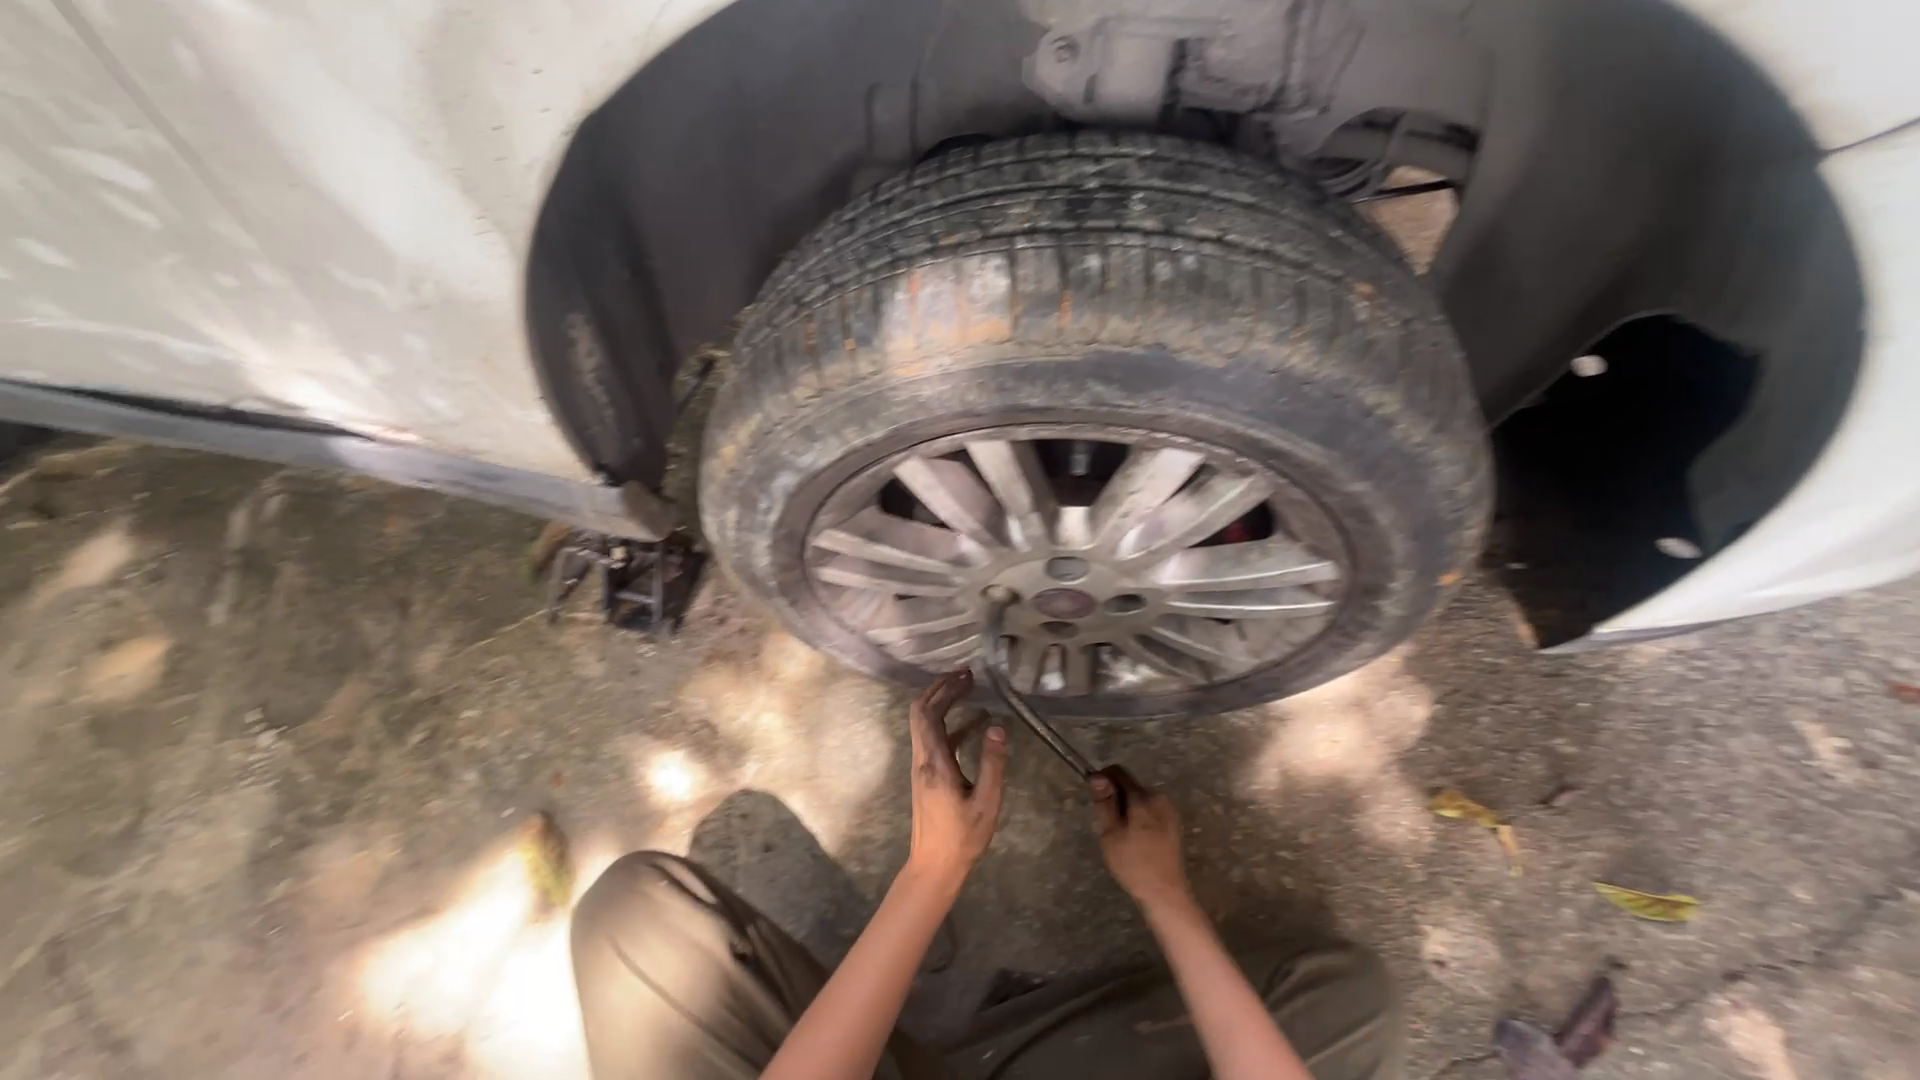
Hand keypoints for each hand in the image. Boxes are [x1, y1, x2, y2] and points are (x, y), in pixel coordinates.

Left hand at [904, 670, 1006, 884]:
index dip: (944, 689)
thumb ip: (992, 763)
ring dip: (945, 704)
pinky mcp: (928, 776)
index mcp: (935, 763)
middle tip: (967, 675)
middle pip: (922, 712)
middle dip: (941, 689)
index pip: (929, 713)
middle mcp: (923, 759)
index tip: (966, 675)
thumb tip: (997, 726)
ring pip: (926, 724)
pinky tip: (976, 725)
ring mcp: (923, 768)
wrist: (934, 866)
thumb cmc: (962, 837)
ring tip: (972, 690)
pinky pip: (935, 740)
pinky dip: (952, 725)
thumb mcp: (986, 802)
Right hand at [1091, 766, 1191, 909]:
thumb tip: (1096, 775)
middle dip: (1117, 800)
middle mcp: (1159, 797)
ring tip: (1125, 838)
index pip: (1118, 772)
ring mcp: (1169, 810)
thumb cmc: (1133, 864)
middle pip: (1130, 786)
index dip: (1103, 781)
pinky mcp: (1174, 823)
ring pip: (1140, 799)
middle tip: (1110, 829)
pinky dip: (1141, 818)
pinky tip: (1139, 841)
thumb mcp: (1110, 833)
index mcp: (1143, 798)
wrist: (1165, 892)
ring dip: (1129, 810)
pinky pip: (1151, 811)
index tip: (1097, 801)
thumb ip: (1104, 802)